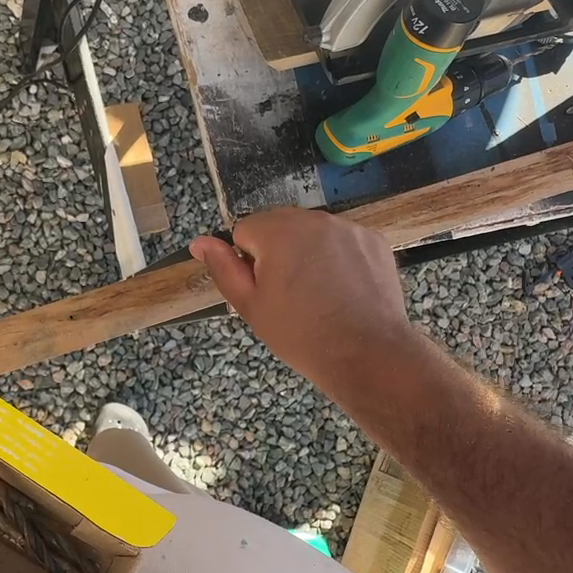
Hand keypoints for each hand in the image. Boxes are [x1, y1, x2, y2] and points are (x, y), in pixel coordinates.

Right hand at [190, 208, 414, 387]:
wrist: (366, 353)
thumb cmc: (300, 334)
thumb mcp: (249, 305)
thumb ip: (222, 268)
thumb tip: (199, 242)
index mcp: (277, 230)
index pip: (244, 231)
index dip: (248, 262)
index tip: (265, 291)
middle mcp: (313, 218)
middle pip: (278, 226)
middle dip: (277, 252)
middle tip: (289, 296)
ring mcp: (347, 227)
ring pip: (311, 233)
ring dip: (307, 253)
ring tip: (318, 295)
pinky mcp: (373, 240)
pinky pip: (341, 241)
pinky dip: (338, 258)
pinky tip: (343, 290)